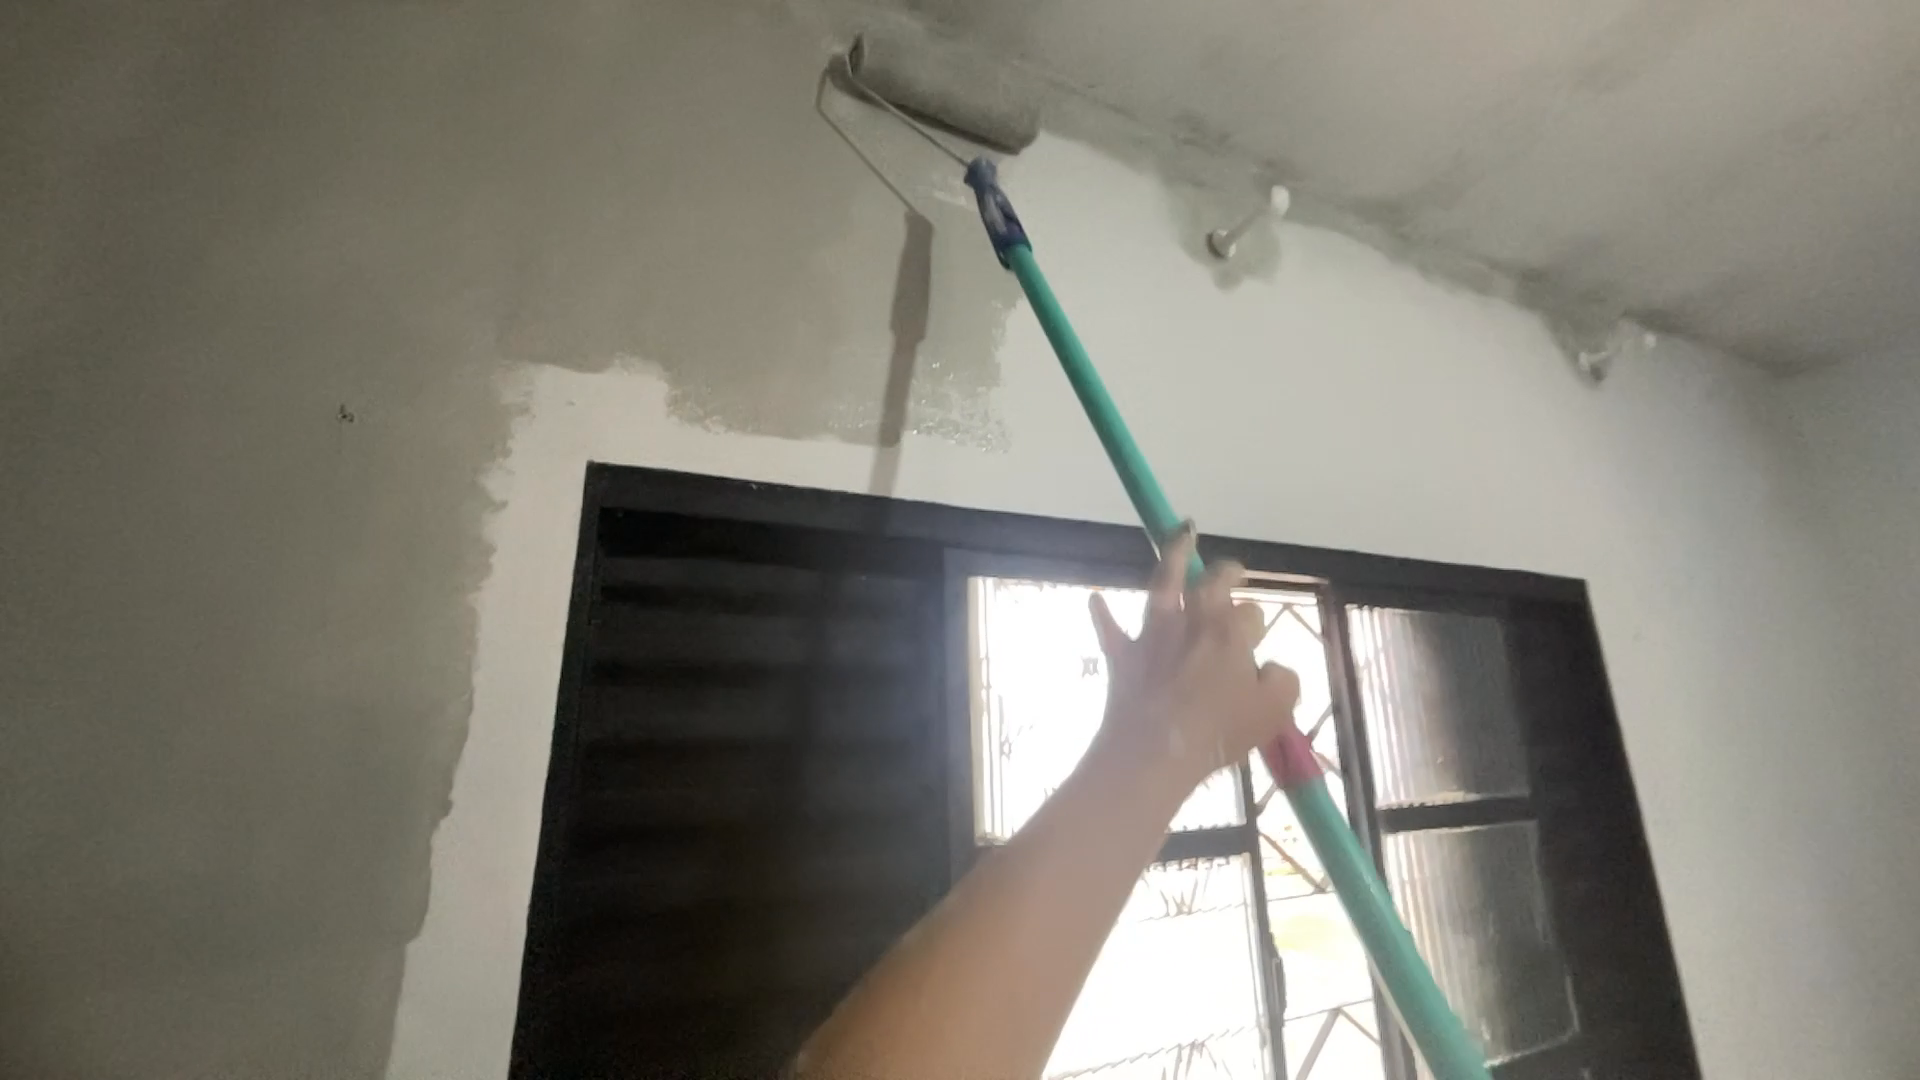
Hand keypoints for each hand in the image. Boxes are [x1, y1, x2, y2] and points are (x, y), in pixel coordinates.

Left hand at [1088, 526, 1301, 792]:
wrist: (1157, 748)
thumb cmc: (1219, 732)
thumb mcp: (1274, 712)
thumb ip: (1283, 681)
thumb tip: (1273, 666)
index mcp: (1230, 634)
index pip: (1251, 613)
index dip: (1255, 623)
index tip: (1254, 637)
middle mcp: (1191, 622)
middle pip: (1211, 583)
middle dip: (1226, 571)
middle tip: (1233, 569)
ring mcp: (1153, 634)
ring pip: (1162, 583)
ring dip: (1173, 555)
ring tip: (1181, 534)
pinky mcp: (1123, 653)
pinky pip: (1109, 627)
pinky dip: (1102, 613)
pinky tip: (1094, 599)